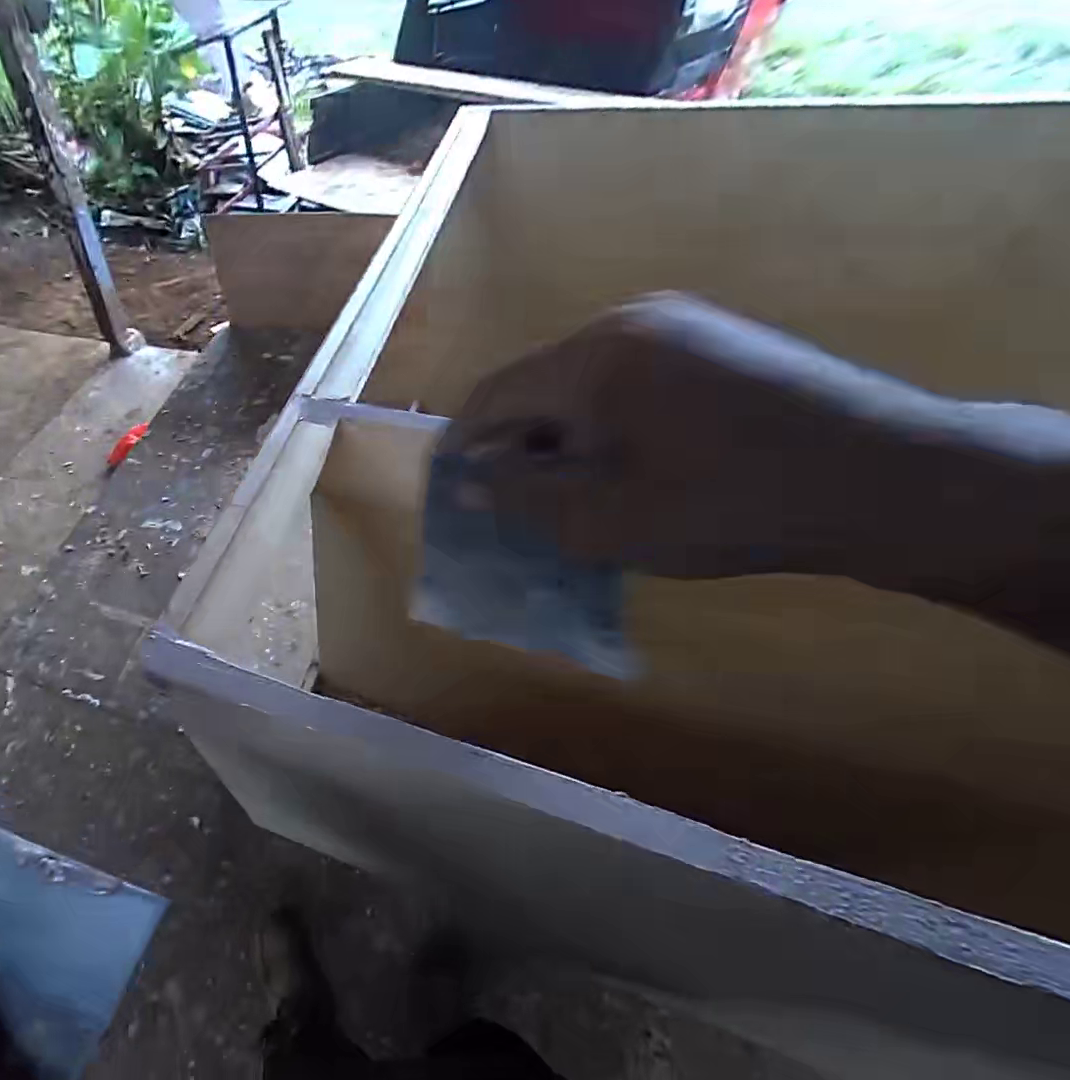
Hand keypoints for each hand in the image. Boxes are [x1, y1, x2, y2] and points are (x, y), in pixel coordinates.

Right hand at [438, 293, 1069, 645]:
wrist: (894, 482)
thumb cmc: (725, 505)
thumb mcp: (600, 518)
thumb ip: (519, 495)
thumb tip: (464, 482)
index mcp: (592, 359)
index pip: (492, 395)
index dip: (460, 442)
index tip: (447, 482)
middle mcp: (625, 324)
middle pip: (533, 385)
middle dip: (512, 441)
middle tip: (508, 494)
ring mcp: (673, 324)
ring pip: (575, 381)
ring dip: (556, 432)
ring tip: (564, 484)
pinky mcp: (708, 337)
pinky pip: (620, 376)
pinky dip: (599, 418)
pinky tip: (616, 459)